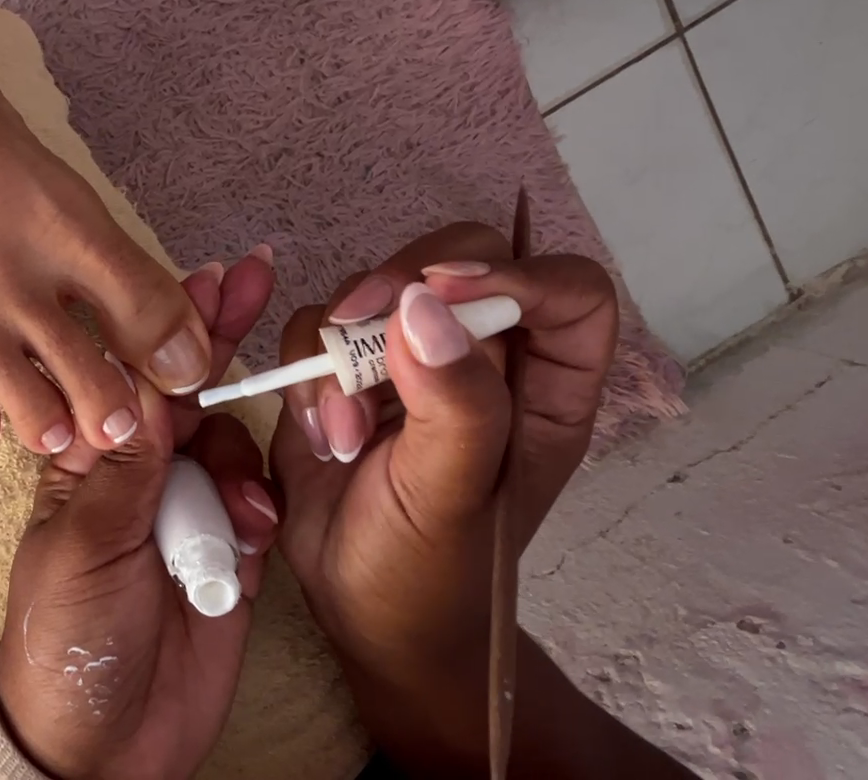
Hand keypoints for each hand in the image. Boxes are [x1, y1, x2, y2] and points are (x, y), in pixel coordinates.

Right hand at [0, 0, 215, 455]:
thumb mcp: (25, 141)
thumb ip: (62, 220)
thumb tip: (82, 275)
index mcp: (61, 228)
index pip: (147, 316)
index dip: (173, 358)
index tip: (171, 373)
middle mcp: (5, 286)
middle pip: (82, 386)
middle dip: (102, 414)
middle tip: (93, 418)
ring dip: (12, 421)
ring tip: (9, 420)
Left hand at [0, 256, 281, 779]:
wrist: (101, 745)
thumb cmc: (67, 636)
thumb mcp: (87, 545)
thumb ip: (127, 469)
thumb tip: (146, 383)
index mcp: (93, 458)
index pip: (134, 376)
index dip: (171, 325)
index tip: (214, 276)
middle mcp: (143, 471)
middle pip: (190, 393)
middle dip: (222, 341)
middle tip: (258, 281)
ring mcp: (189, 508)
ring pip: (232, 447)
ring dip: (239, 467)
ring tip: (236, 522)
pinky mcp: (232, 550)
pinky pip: (259, 505)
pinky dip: (261, 513)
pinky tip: (251, 543)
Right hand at [270, 223, 619, 767]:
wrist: (355, 607)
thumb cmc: (429, 571)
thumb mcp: (453, 495)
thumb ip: (456, 402)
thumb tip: (425, 303)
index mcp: (542, 390)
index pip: (565, 293)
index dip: (514, 275)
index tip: (440, 291)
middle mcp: (477, 360)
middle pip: (455, 260)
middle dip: (396, 286)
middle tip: (354, 325)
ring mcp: (404, 361)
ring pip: (372, 292)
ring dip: (339, 352)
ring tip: (337, 431)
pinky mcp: (340, 370)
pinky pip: (316, 328)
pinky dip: (302, 370)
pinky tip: (315, 431)